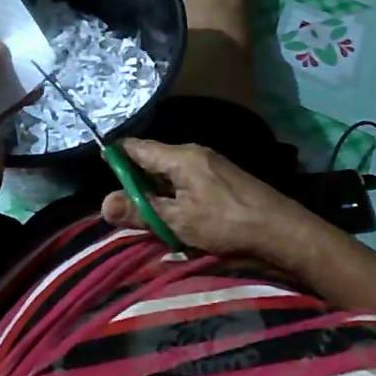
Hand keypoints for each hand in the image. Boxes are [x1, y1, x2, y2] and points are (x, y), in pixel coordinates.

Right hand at [101, 139, 322, 259]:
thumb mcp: (177, 221)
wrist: (278, 228)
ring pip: (171, 172)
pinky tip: (171, 214)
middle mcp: (195, 153)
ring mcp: (211, 164)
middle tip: (117, 203)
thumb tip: (103, 202)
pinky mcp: (222, 179)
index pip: (139, 147)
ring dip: (155, 191)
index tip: (98, 166)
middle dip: (134, 180)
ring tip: (140, 213)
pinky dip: (173, 194)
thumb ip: (141, 211)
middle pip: (154, 160)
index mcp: (181, 156)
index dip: (117, 156)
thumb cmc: (225, 222)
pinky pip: (187, 180)